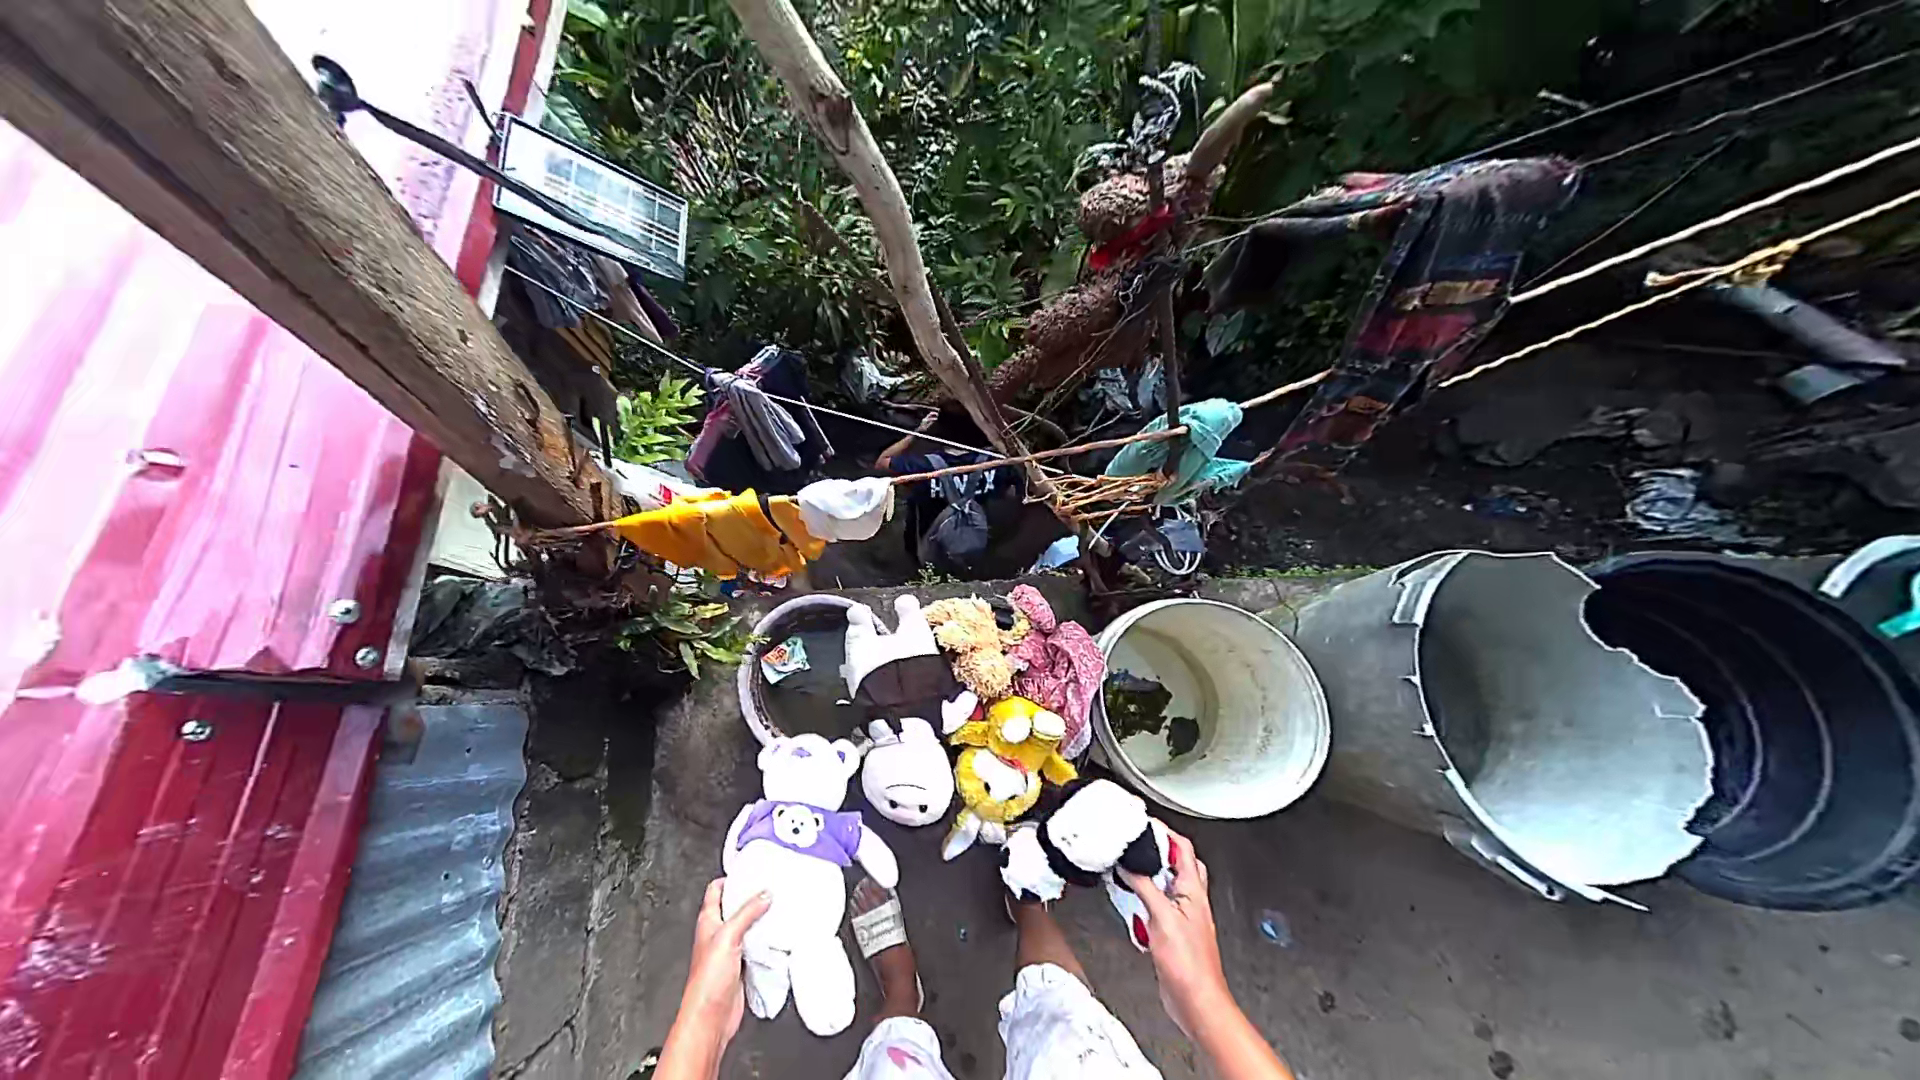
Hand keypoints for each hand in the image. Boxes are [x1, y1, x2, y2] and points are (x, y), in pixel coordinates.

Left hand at [658, 879, 769, 1078]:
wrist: (711, 1018)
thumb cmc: (707, 982)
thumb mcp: (728, 936)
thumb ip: (747, 913)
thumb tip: (764, 894)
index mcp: (708, 921)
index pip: (717, 889)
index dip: (731, 877)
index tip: (750, 868)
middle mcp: (718, 933)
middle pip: (736, 905)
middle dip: (753, 895)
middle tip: (771, 885)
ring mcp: (731, 949)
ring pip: (748, 924)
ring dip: (762, 917)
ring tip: (779, 905)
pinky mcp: (743, 964)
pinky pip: (757, 943)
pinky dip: (767, 937)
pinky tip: (779, 933)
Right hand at [1120, 829, 1229, 1039]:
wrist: (1197, 1003)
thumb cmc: (1190, 966)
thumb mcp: (1161, 917)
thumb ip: (1144, 887)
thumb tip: (1129, 865)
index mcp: (1193, 890)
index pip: (1182, 848)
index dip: (1164, 830)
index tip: (1144, 822)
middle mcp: (1191, 901)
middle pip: (1178, 863)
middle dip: (1158, 850)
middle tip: (1138, 844)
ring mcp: (1184, 917)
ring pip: (1167, 884)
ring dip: (1150, 876)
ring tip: (1131, 872)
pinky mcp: (1174, 932)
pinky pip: (1158, 905)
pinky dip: (1144, 900)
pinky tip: (1133, 905)